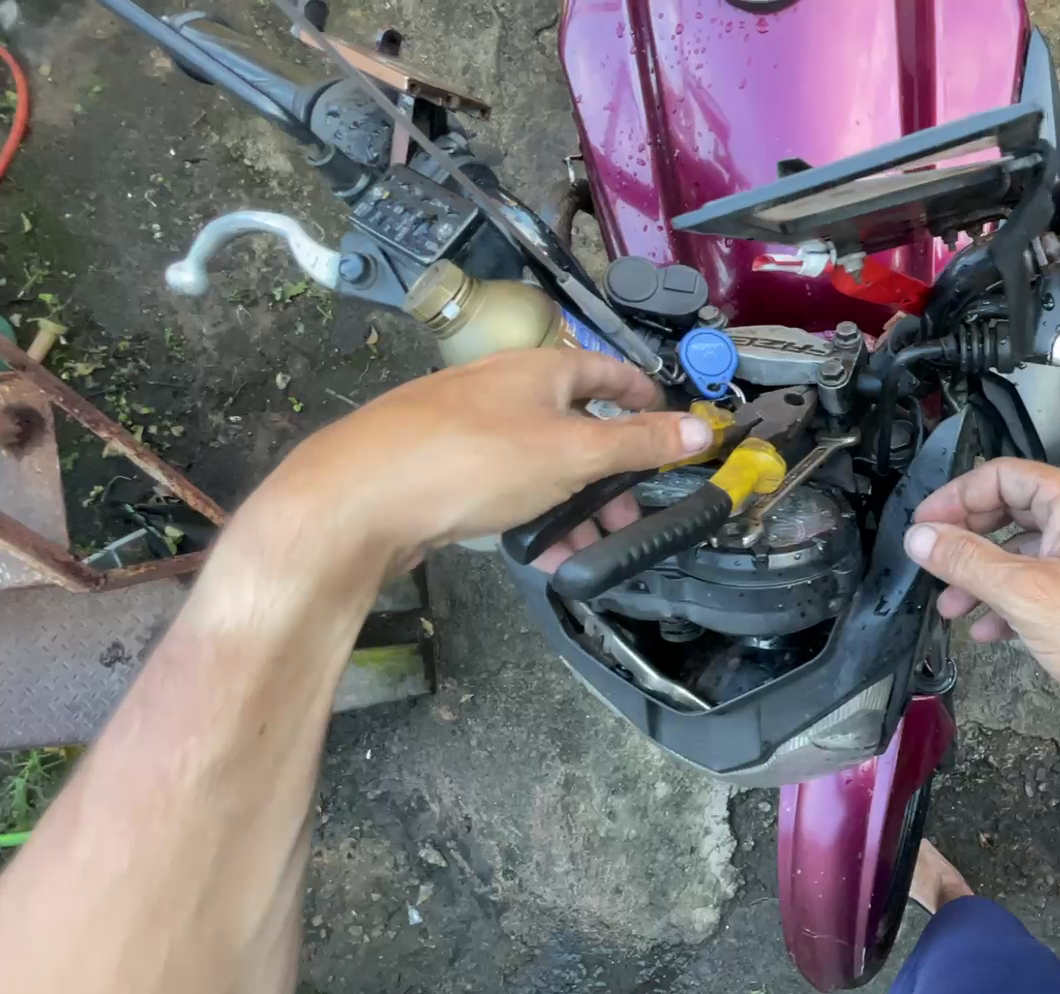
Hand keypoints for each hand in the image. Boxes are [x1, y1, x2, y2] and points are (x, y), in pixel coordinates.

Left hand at [265, 349, 711, 566]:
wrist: (353, 502)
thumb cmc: (477, 461)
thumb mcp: (576, 453)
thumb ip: (642, 443)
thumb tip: (704, 428)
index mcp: (538, 371)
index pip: (606, 370)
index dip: (643, 394)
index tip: (669, 422)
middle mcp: (503, 390)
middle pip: (578, 426)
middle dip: (612, 472)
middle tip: (633, 510)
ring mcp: (468, 428)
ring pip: (544, 463)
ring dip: (577, 503)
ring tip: (594, 545)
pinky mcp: (441, 466)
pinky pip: (507, 487)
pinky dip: (535, 515)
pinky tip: (547, 555)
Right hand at [903, 458, 1059, 723]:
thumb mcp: (1026, 594)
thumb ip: (967, 561)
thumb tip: (919, 536)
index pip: (1003, 477)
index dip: (956, 497)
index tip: (923, 526)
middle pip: (1010, 512)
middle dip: (967, 541)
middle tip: (931, 564)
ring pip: (1022, 553)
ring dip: (982, 577)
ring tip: (950, 608)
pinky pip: (1039, 583)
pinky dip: (1009, 601)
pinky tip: (988, 631)